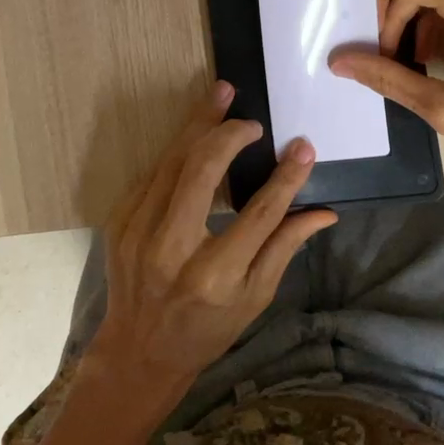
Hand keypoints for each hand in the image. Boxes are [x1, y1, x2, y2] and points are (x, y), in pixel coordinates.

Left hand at [89, 82, 337, 396]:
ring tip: (220, 95)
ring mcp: (138, 231)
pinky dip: (176, 151)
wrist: (139, 349)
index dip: (285, 178)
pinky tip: (194, 134)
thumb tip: (325, 211)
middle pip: (202, 171)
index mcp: (214, 276)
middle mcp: (172, 249)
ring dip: (197, 125)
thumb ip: (284, 248)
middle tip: (250, 118)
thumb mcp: (254, 298)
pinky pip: (152, 173)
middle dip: (228, 134)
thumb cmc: (207, 329)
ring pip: (171, 161)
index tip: (302, 147)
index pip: (259, 214)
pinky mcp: (118, 220)